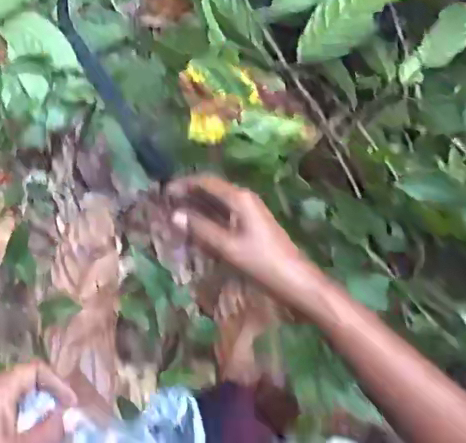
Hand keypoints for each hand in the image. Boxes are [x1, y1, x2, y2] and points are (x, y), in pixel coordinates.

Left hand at [0, 362, 78, 442]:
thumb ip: (47, 432)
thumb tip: (68, 416)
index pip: (33, 370)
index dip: (56, 383)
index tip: (73, 406)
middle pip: (25, 383)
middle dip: (49, 398)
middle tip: (68, 419)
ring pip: (18, 401)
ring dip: (39, 414)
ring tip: (56, 431)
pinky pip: (10, 416)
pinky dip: (26, 424)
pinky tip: (35, 436)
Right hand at [169, 174, 323, 304]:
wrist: (301, 285)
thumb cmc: (264, 264)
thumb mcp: (228, 247)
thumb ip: (200, 228)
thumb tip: (173, 214)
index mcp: (239, 197)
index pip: (204, 180)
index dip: (182, 184)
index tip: (163, 194)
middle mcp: (244, 198)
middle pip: (210, 188)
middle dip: (187, 194)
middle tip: (167, 205)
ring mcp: (250, 211)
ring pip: (216, 201)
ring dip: (196, 206)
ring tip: (177, 217)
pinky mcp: (252, 224)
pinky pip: (224, 213)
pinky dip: (208, 217)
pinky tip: (198, 229)